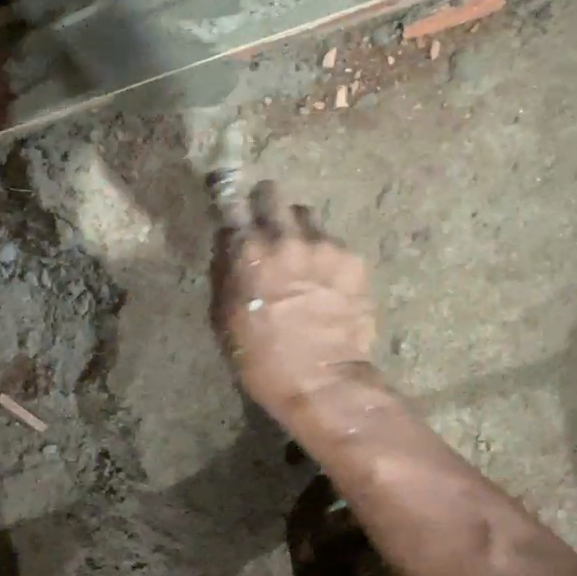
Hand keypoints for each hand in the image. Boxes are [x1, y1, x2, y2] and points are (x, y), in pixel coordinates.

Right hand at [212, 181, 380, 418]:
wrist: (320, 380)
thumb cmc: (259, 356)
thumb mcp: (223, 317)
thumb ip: (224, 273)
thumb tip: (228, 248)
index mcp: (247, 251)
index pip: (232, 203)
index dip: (232, 204)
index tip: (233, 211)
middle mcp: (285, 237)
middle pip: (273, 195)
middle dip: (266, 204)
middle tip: (268, 225)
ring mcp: (324, 245)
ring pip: (307, 218)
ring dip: (299, 231)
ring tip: (301, 257)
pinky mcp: (353, 260)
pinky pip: (334, 245)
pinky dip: (326, 258)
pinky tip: (326, 283)